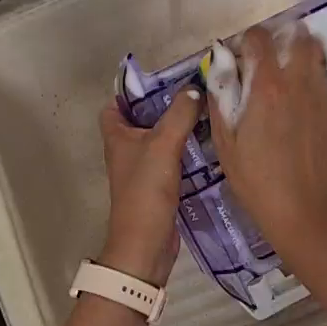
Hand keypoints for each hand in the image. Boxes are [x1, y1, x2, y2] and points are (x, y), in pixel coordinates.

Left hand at [96, 88, 202, 285]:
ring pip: (162, 140)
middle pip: (144, 120)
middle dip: (166, 106)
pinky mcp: (160, 186)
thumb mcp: (163, 145)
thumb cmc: (146, 191)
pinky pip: (174, 160)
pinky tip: (211, 145)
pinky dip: (189, 152)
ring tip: (209, 113)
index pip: (115, 105)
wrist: (146, 244)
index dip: (132, 92)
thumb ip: (179, 115)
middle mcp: (127, 150)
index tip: (163, 81)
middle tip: (196, 93)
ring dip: (181, 128)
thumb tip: (194, 89)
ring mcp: (143, 169)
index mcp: (117, 136)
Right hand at [209, 25, 326, 251]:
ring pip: (315, 52)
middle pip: (297, 36)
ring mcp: (319, 95)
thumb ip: (221, 97)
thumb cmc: (255, 179)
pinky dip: (308, 71)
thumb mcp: (225, 141)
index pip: (259, 38)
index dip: (245, 40)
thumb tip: (220, 66)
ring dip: (298, 50)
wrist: (301, 209)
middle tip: (262, 57)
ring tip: (281, 69)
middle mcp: (298, 82)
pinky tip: (293, 95)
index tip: (236, 56)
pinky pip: (321, 75)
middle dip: (279, 37)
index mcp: (268, 87)